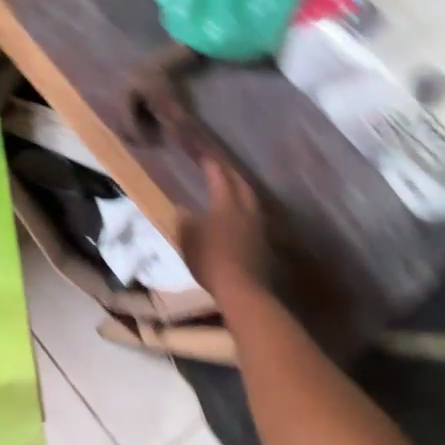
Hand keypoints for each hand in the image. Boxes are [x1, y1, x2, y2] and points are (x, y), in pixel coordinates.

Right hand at [184, 157, 267, 298]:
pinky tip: (236, 212)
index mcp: (225, 204)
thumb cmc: (210, 261)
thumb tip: (183, 209)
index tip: (202, 154)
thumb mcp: (188, 241)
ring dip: (240, 188)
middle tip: (218, 165)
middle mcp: (245, 209)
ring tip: (229, 185)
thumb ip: (185, 222)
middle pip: (240, 183)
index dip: (210, 164)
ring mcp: (256, 225)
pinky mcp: (261, 240)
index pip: (219, 176)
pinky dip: (243, 205)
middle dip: (229, 172)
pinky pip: (252, 213)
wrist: (242, 291)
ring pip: (250, 198)